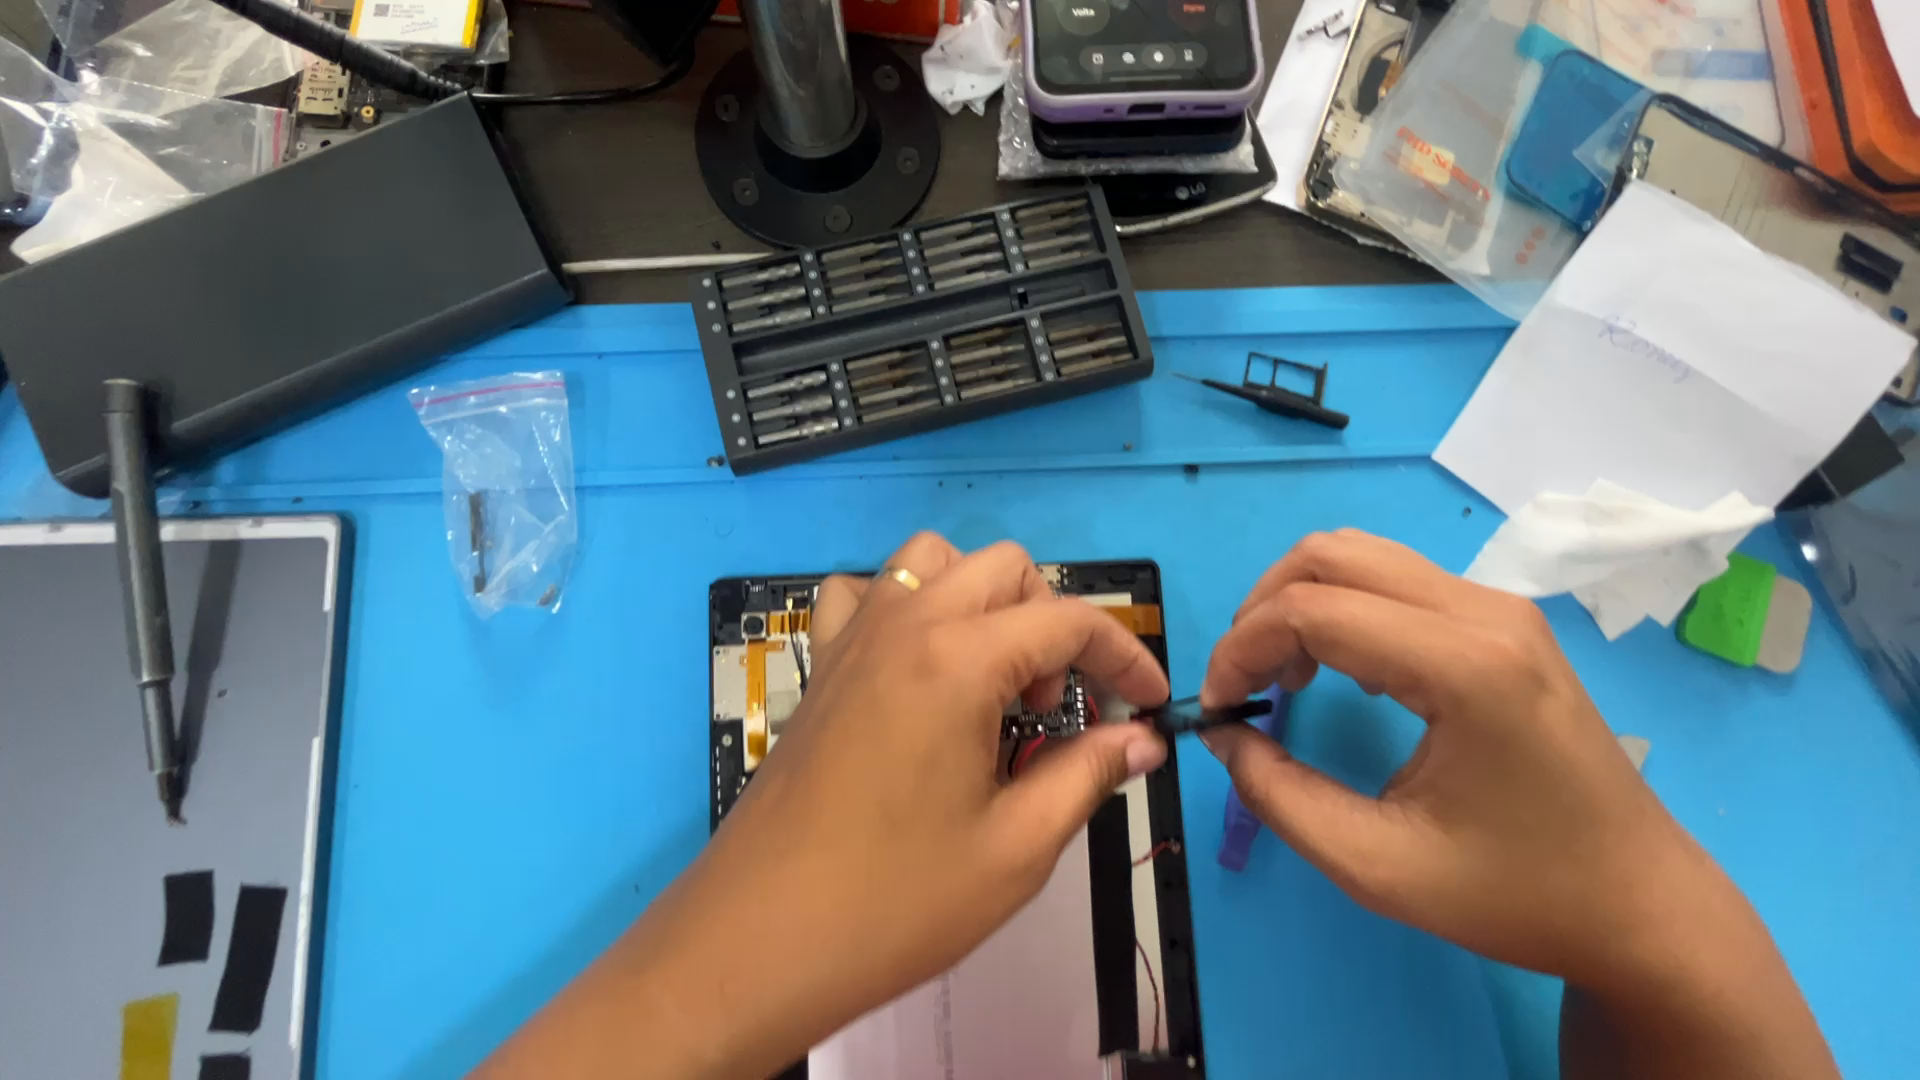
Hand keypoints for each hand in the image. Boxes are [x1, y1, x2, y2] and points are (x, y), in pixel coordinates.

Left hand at [478, 532, 1171, 1079]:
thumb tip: (1143, 739)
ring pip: (933, 560)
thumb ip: (1088, 775)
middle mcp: (904, 621)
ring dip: (982, 600)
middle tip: (1052, 705)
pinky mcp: (821, 662)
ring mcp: (853, 635)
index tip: (1147, 702)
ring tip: (988, 676)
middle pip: (1005, 568)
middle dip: (1051, 622)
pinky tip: (914, 664)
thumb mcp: (1016, 848)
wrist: (757, 939)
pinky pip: (864, 593)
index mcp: (958, 658)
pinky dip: (904, 605)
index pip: (1067, 621)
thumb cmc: (895, 900)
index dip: (1122, 655)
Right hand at [1197, 529, 1738, 993]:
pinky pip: (1389, 578)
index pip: (1311, 611)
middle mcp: (1484, 612)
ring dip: (1296, 602)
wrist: (1644, 908)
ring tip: (1283, 675)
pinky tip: (1338, 669)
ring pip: (1356, 554)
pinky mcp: (1499, 620)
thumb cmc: (1515, 894)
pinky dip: (1336, 606)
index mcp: (1465, 668)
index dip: (1240, 650)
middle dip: (1260, 611)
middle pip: (1328, 556)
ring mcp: (1498, 608)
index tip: (1216, 707)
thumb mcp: (1373, 865)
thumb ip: (1275, 793)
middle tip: (1244, 683)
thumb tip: (1218, 732)